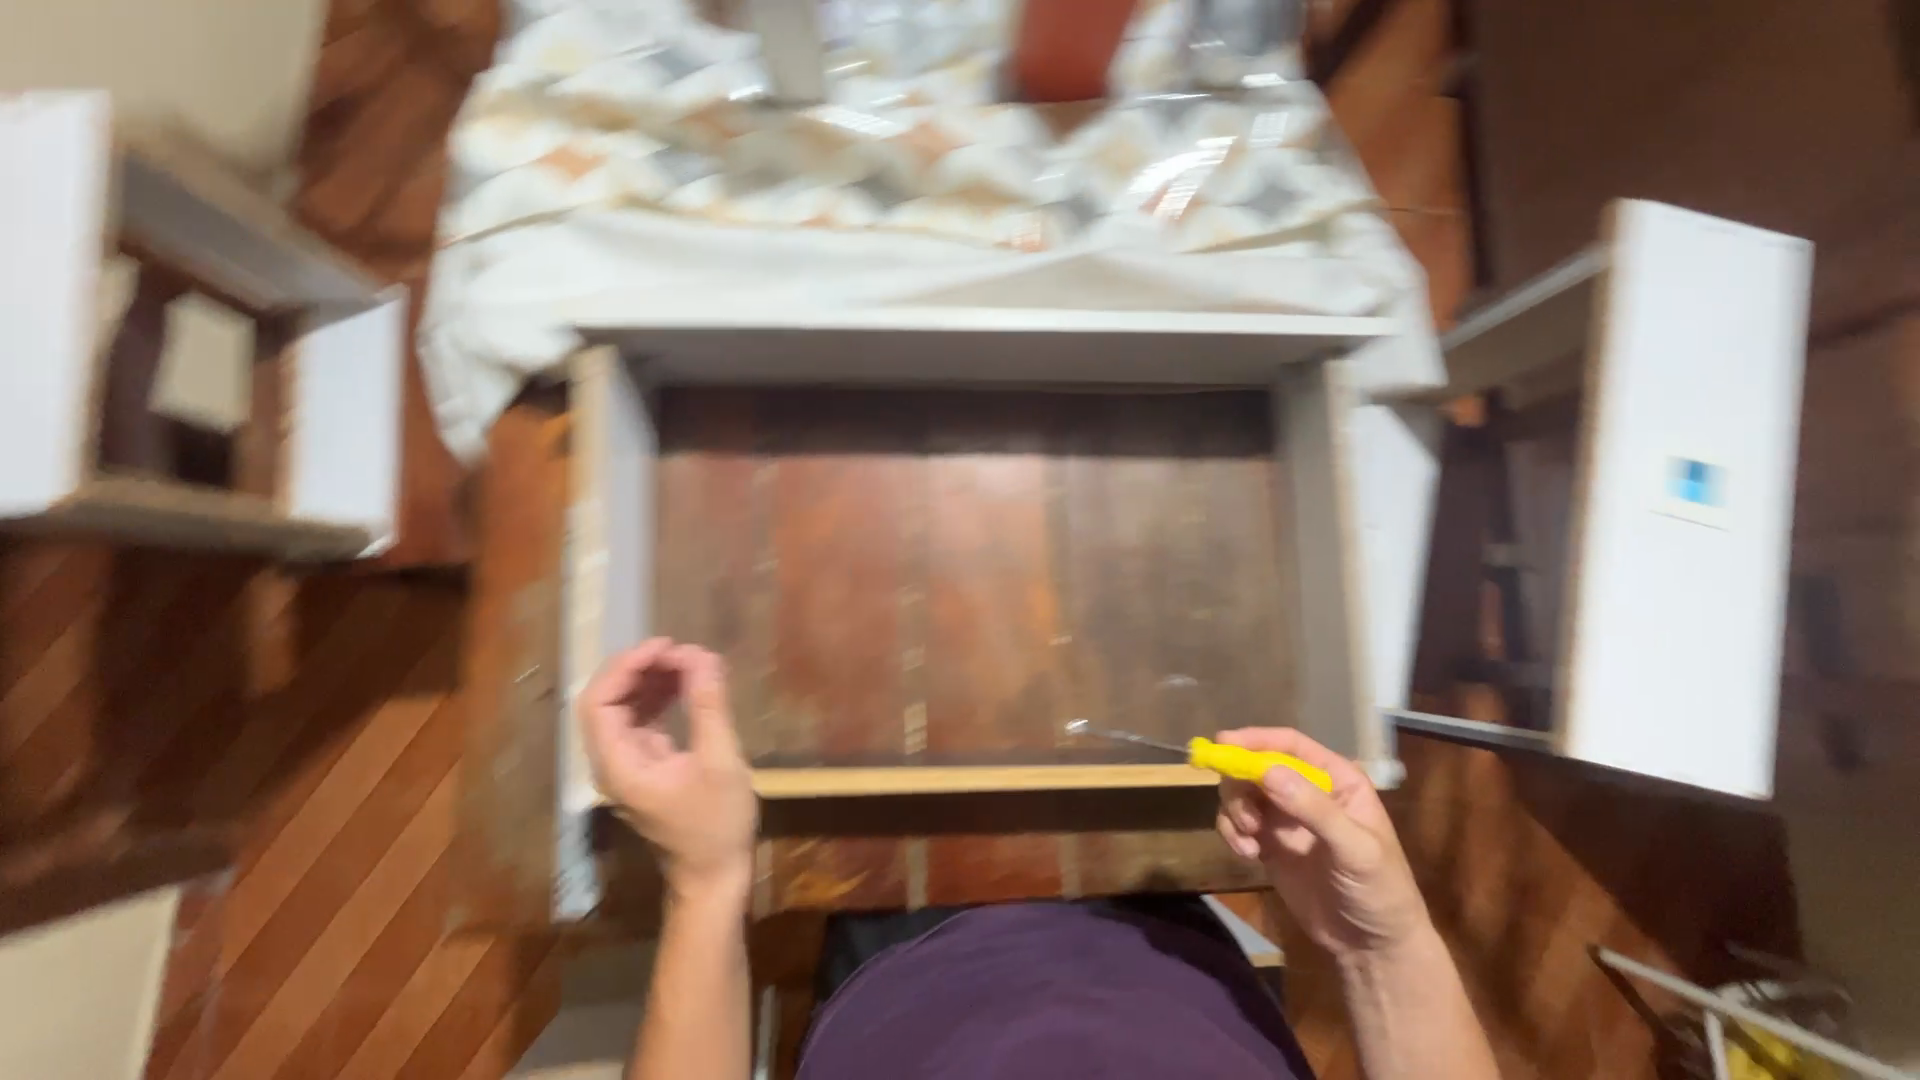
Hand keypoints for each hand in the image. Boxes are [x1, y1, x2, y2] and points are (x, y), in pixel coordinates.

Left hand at [580, 639, 758, 899]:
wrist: (714, 877)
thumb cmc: (716, 825)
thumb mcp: (720, 762)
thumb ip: (708, 706)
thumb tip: (702, 656)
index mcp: (619, 764)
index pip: (598, 701)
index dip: (625, 667)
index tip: (665, 648)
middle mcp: (613, 762)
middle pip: (605, 700)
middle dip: (638, 668)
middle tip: (679, 650)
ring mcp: (629, 765)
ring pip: (623, 708)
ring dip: (650, 680)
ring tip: (688, 660)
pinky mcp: (648, 766)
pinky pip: (642, 721)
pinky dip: (661, 697)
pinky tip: (688, 684)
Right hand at [1213, 728, 1429, 959]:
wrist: (1372, 946)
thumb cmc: (1380, 890)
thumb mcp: (1355, 849)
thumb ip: (1314, 809)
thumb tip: (1267, 772)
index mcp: (1335, 779)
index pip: (1290, 744)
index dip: (1255, 739)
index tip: (1223, 742)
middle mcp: (1306, 790)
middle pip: (1256, 765)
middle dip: (1240, 784)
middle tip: (1244, 817)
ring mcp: (1284, 816)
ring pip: (1241, 792)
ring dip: (1234, 811)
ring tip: (1247, 840)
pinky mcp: (1267, 842)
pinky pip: (1235, 823)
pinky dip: (1231, 833)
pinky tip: (1247, 855)